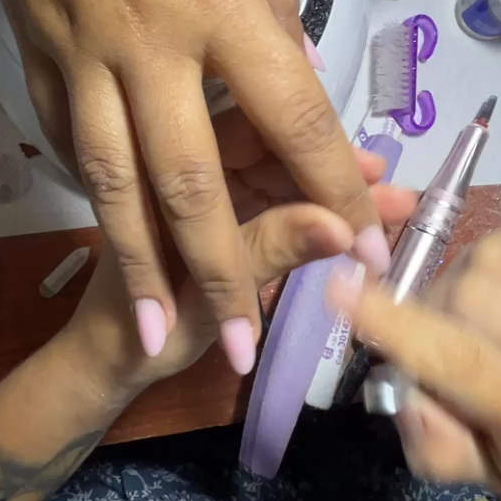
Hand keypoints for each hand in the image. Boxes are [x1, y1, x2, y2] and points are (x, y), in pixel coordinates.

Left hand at [69, 147, 415, 388]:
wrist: (107, 361)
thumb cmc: (137, 326)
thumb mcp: (201, 290)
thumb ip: (267, 251)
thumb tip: (340, 225)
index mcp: (171, 163)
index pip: (250, 139)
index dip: (311, 154)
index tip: (369, 171)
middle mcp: (194, 164)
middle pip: (274, 155)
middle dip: (335, 172)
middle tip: (391, 183)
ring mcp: (214, 190)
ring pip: (282, 181)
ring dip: (334, 194)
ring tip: (393, 202)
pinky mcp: (229, 216)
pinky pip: (277, 206)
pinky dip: (316, 216)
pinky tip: (356, 221)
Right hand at [326, 227, 500, 500]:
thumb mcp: (465, 473)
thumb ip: (427, 435)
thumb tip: (399, 377)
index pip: (464, 364)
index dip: (398, 324)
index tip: (340, 287)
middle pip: (474, 294)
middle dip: (431, 304)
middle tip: (427, 332)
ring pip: (491, 260)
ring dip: (455, 283)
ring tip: (463, 320)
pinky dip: (484, 270)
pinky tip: (496, 304)